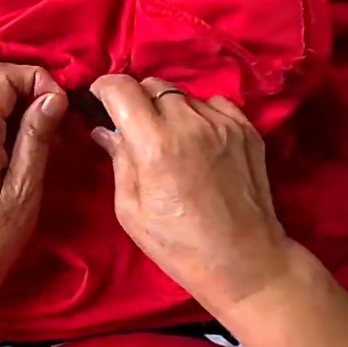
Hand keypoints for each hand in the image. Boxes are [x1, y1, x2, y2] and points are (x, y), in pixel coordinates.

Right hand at [90, 74, 298, 311]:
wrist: (244, 261)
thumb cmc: (178, 244)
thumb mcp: (131, 210)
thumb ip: (118, 160)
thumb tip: (105, 130)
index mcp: (156, 145)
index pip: (122, 88)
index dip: (105, 89)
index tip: (100, 100)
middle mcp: (191, 124)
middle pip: (153, 85)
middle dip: (137, 99)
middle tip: (134, 126)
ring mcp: (223, 123)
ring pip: (183, 95)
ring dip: (168, 109)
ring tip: (169, 139)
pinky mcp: (247, 129)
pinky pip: (213, 104)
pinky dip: (198, 114)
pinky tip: (198, 141)